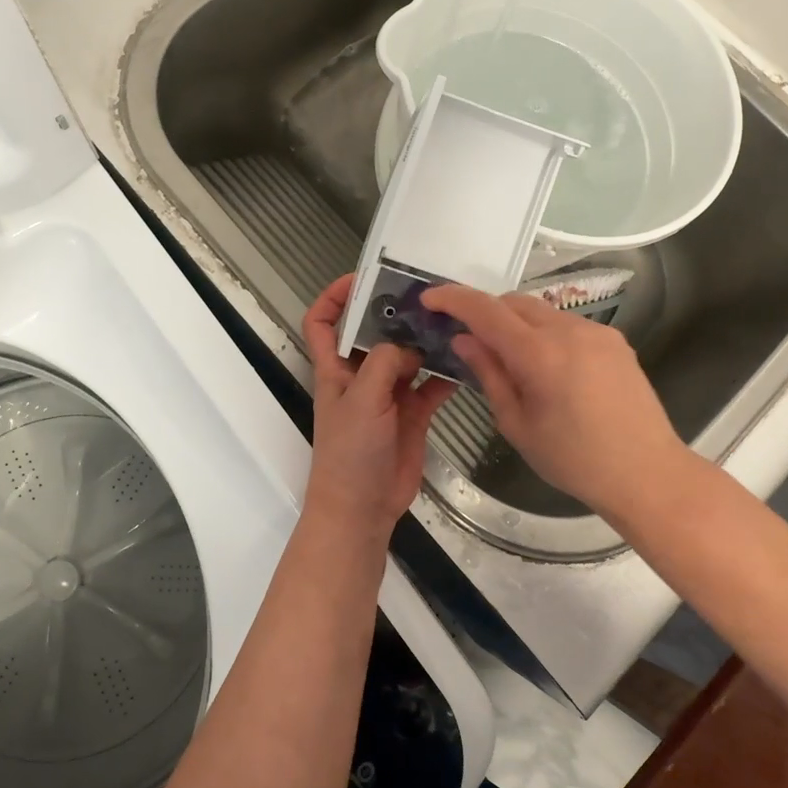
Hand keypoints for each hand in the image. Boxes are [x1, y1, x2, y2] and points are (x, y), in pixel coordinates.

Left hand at [300, 275, 456, 538]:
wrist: (362, 509)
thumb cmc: (350, 453)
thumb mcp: (361, 401)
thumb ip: (382, 364)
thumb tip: (407, 345)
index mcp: (335, 368)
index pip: (322, 322)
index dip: (335, 297)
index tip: (362, 278)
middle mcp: (360, 376)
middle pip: (373, 333)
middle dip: (393, 313)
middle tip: (426, 294)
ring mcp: (387, 395)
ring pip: (406, 357)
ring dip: (424, 341)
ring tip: (452, 321)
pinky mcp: (411, 415)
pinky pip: (430, 386)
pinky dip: (445, 374)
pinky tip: (466, 362)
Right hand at [422, 284, 682, 513]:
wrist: (647, 473)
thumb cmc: (574, 459)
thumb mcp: (517, 423)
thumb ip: (489, 374)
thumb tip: (464, 340)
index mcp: (538, 354)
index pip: (485, 310)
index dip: (452, 299)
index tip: (429, 298)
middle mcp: (568, 331)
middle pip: (513, 303)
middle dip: (485, 312)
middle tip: (468, 339)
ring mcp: (596, 332)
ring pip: (541, 311)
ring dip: (516, 324)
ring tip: (511, 361)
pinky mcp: (614, 340)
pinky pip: (567, 324)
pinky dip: (545, 334)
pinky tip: (548, 369)